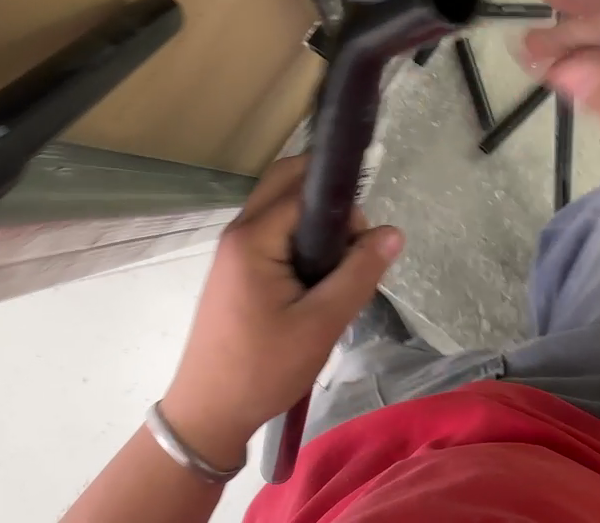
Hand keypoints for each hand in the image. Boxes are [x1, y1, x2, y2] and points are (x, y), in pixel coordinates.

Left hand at [161, 154, 403, 467]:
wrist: (207, 416)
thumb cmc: (262, 369)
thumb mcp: (321, 324)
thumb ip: (359, 273)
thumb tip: (392, 233)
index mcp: (253, 237)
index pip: (306, 189)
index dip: (342, 207)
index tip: (363, 242)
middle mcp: (239, 231)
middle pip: (287, 182)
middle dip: (328, 200)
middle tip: (353, 243)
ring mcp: (234, 248)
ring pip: (282, 207)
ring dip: (315, 221)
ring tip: (339, 266)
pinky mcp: (236, 267)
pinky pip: (274, 231)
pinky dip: (301, 239)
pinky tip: (319, 279)